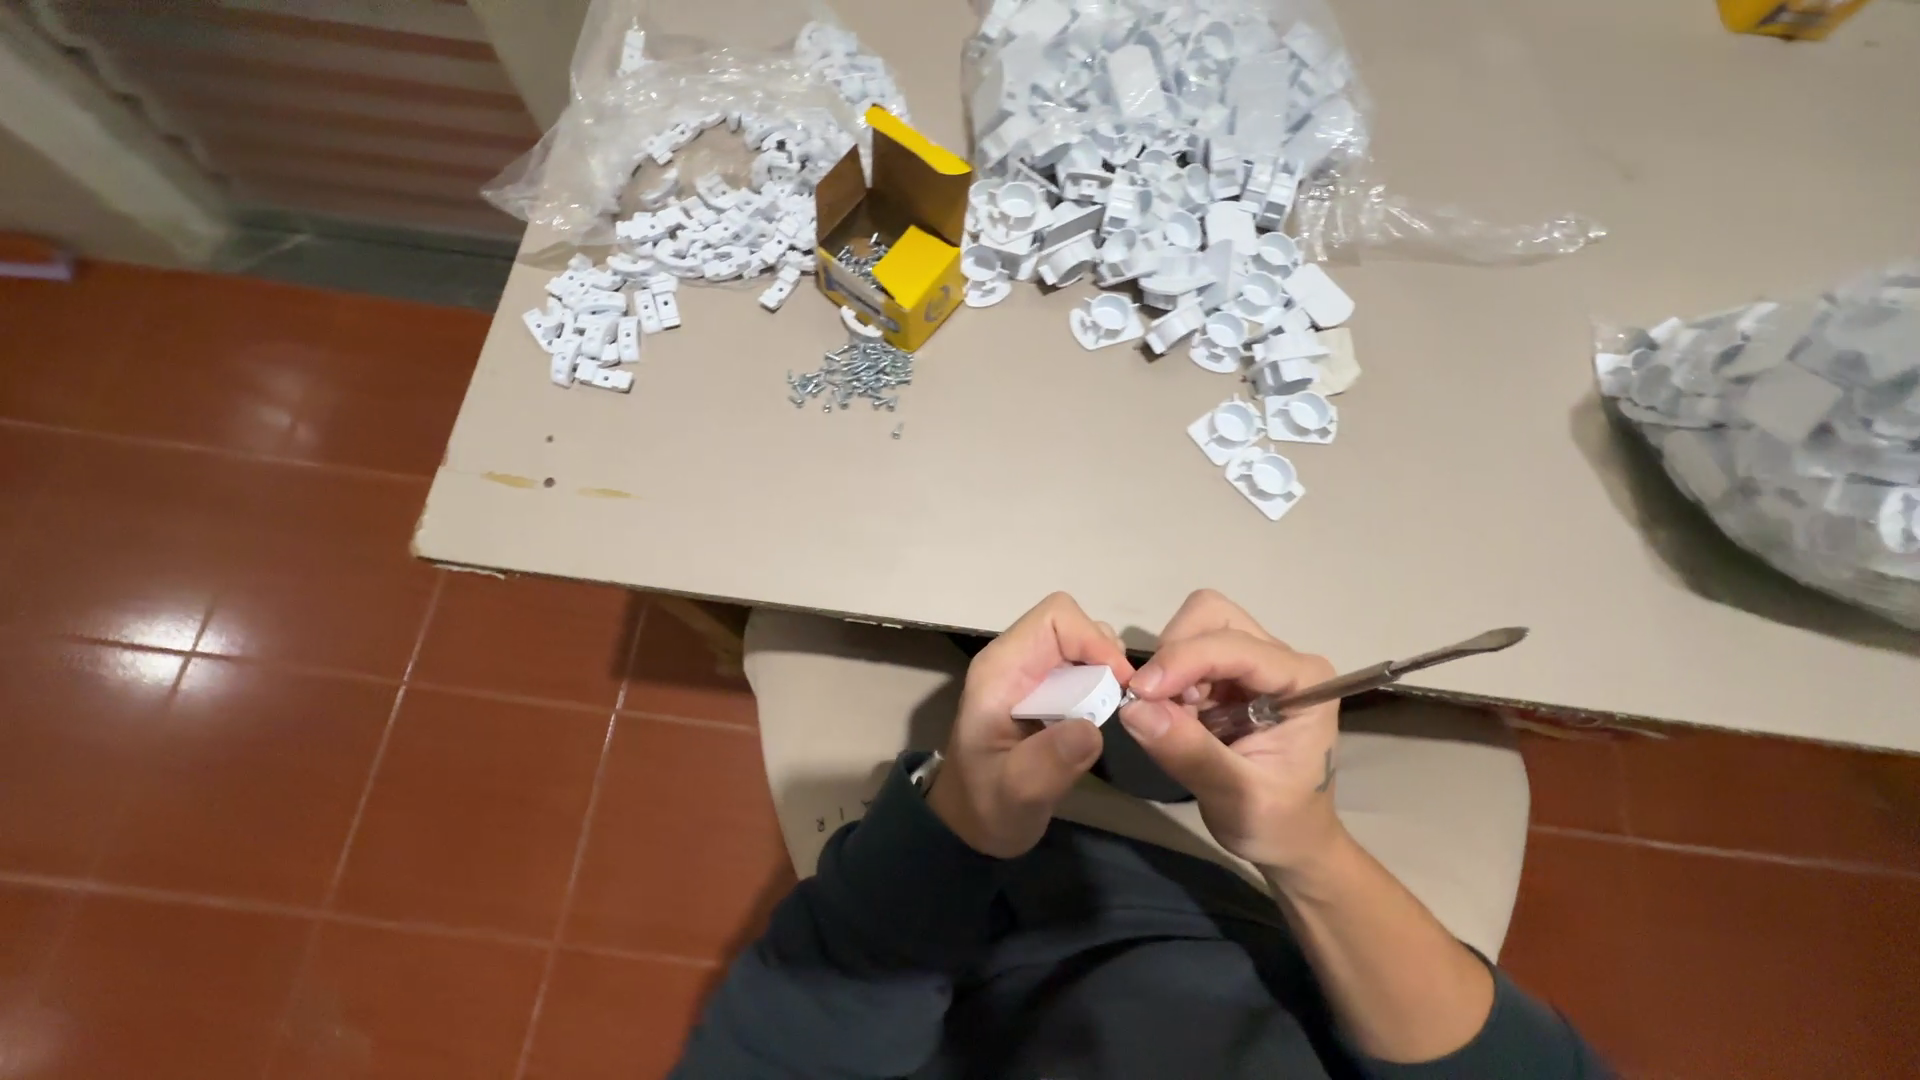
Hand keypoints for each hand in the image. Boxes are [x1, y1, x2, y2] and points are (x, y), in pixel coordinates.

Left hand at [926, 593, 1132, 857]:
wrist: (971, 824)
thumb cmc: (985, 807)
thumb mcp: (1015, 794)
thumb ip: (1047, 763)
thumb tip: (1091, 730)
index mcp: (1001, 670)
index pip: (1054, 618)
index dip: (1093, 640)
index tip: (1120, 684)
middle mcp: (1016, 661)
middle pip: (1073, 626)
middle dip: (1106, 656)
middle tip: (1121, 702)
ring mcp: (1032, 675)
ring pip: (1082, 644)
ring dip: (1107, 671)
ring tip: (1114, 711)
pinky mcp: (1047, 692)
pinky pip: (1083, 669)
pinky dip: (1104, 685)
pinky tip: (1106, 717)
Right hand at [1116, 590, 1345, 873]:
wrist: (1291, 843)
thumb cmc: (1278, 824)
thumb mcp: (1237, 797)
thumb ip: (1191, 753)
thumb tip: (1133, 709)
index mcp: (1302, 680)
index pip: (1233, 644)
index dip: (1183, 660)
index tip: (1139, 694)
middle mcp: (1279, 659)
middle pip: (1211, 616)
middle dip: (1175, 653)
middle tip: (1162, 703)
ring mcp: (1252, 664)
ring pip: (1193, 628)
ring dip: (1169, 668)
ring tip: (1176, 718)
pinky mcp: (1228, 676)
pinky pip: (1184, 655)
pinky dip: (1168, 681)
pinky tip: (1180, 720)